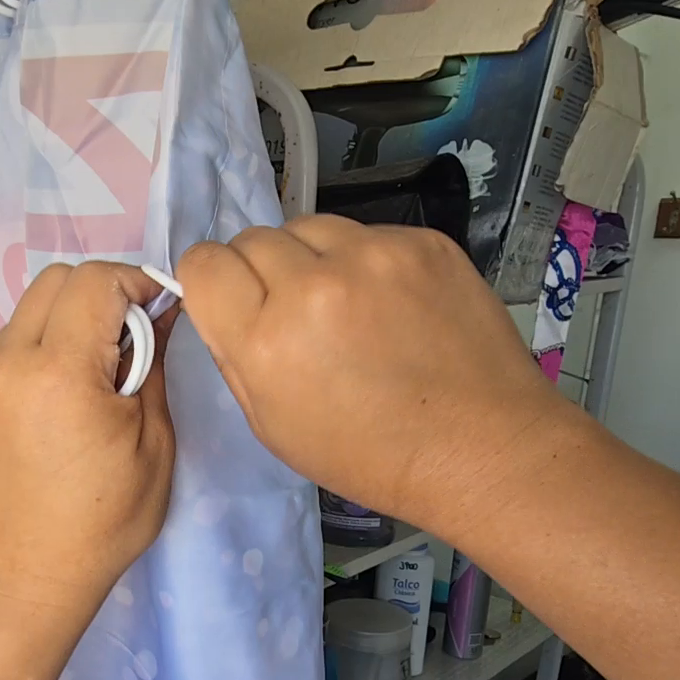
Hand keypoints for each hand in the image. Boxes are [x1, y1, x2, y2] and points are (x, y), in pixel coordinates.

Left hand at [0, 261, 178, 611]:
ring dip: (63, 324)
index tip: (157, 309)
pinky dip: (34, 355)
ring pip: (24, 315)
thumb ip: (153, 367)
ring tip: (87, 376)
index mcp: (60, 371)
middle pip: (53, 282)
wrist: (30, 576)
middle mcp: (7, 364)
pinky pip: (4, 353)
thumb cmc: (105, 520)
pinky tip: (52, 404)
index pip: (95, 281)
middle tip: (125, 340)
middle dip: (98, 293)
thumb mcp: (154, 445)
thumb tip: (158, 317)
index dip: (135, 282)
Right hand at [176, 215, 582, 536]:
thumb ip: (236, 355)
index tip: (229, 302)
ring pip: (306, 226)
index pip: (203, 263)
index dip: (209, 281)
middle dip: (257, 271)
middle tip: (290, 312)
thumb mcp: (271, 424)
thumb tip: (226, 307)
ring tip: (341, 303)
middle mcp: (313, 283)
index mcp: (266, 339)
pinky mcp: (423, 241)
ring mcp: (374, 254)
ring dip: (308, 258)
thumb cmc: (362, 454)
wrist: (475, 447)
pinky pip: (364, 233)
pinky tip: (388, 304)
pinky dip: (362, 261)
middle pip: (251, 238)